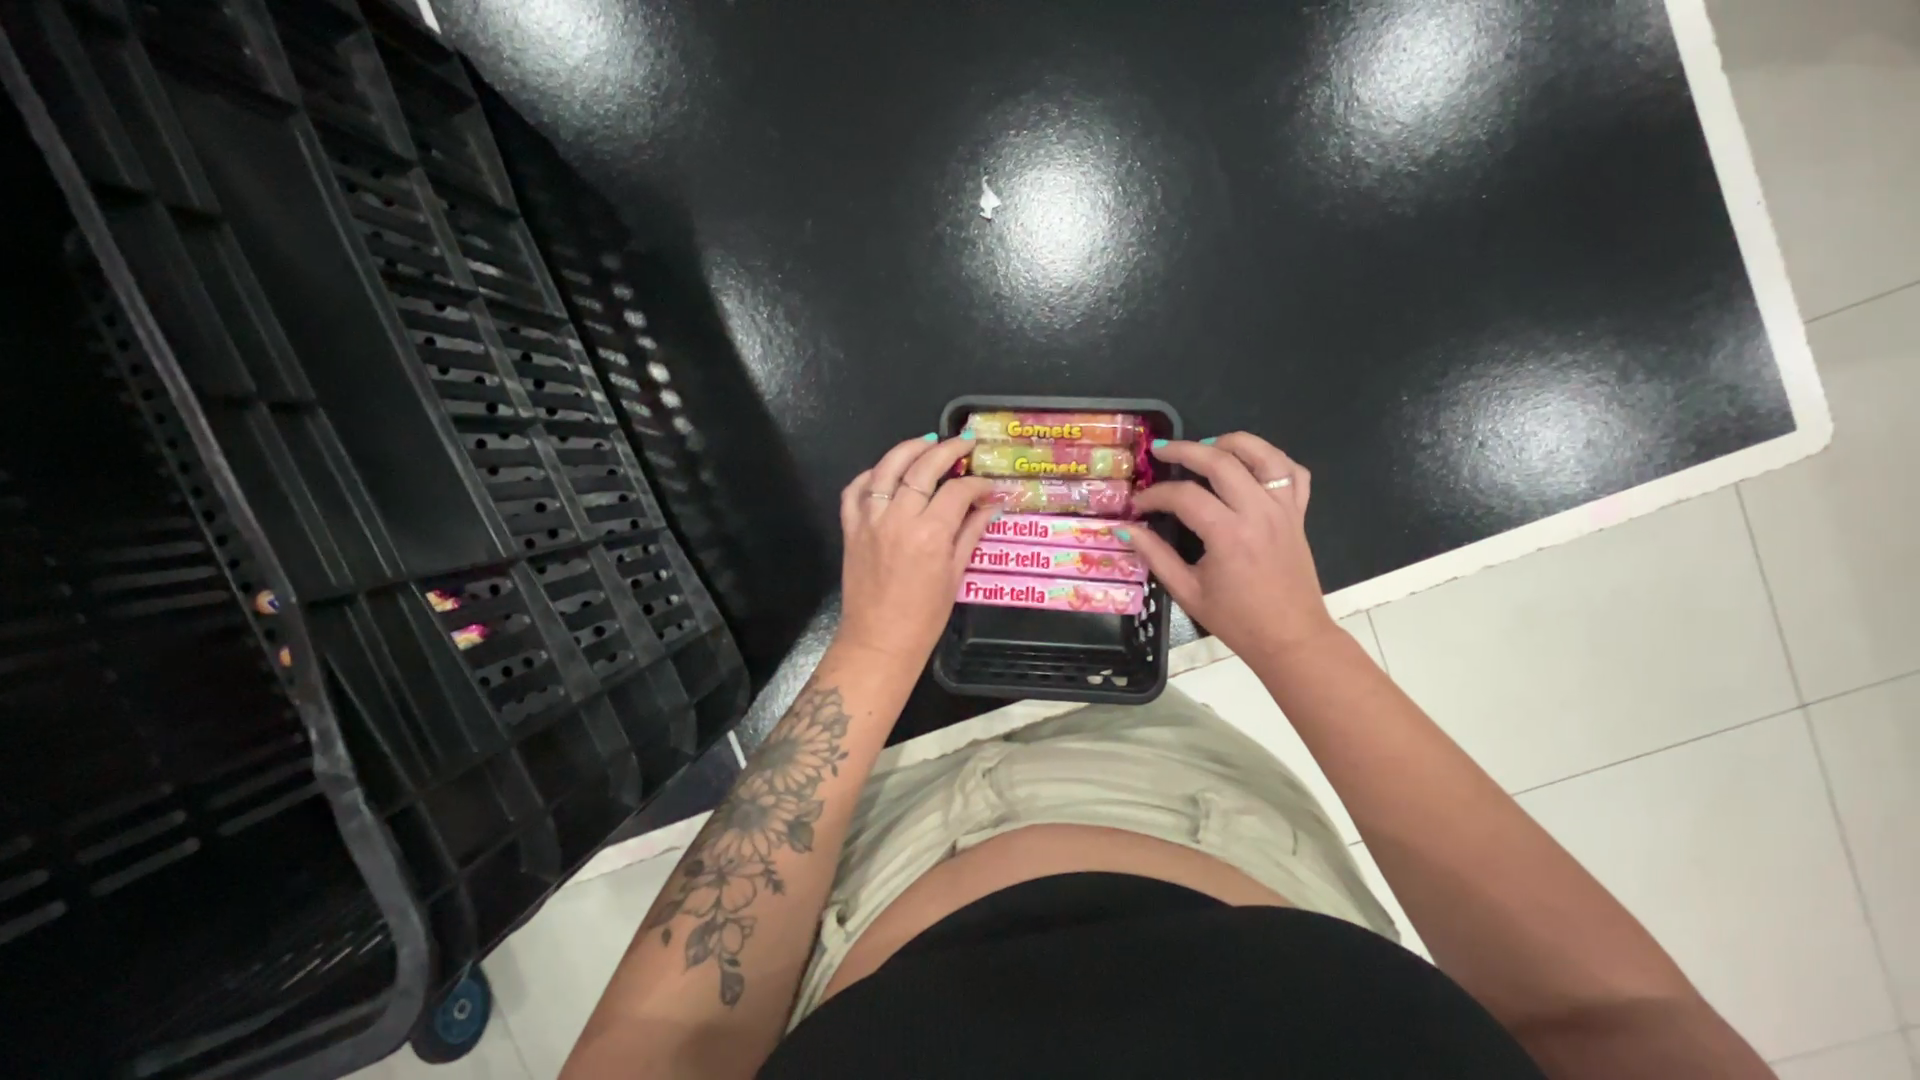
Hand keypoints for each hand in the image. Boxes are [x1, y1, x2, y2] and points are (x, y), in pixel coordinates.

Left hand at [835, 435, 998, 666]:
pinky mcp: (850, 528)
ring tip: (927, 442)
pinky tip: (886, 471)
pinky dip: (870, 475)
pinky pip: (855, 490)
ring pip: (886, 469)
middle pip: (923, 468)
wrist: (879, 641)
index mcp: (931, 533)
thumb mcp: (956, 574)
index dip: (978, 483)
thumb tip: (992, 505)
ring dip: (908, 449)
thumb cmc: (924, 616)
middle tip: (964, 443)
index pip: (958, 491)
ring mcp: (870, 520)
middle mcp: (899, 518)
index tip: (989, 485)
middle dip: (948, 450)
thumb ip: (972, 533)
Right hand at [1122, 433, 1340, 658]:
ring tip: (1208, 445)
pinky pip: (1292, 473)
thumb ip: (1155, 556)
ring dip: (1232, 442)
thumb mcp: (1187, 592)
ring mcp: (1283, 510)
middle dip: (1184, 450)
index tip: (1138, 505)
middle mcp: (1258, 513)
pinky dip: (1272, 460)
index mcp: (1228, 535)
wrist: (1291, 638)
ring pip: (1263, 455)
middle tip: (1160, 450)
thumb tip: (1127, 530)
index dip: (1154, 496)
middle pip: (1221, 461)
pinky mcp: (1298, 515)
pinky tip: (1250, 465)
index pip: (1184, 496)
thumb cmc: (1237, 620)